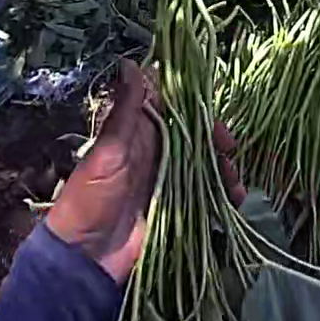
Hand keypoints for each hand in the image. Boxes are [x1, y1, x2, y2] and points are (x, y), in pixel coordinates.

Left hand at [46, 62, 246, 282]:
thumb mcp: (109, 149)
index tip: (214, 112)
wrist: (84, 259)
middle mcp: (158, 148)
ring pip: (205, 161)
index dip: (197, 103)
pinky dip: (223, 194)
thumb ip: (126, 108)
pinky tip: (235, 200)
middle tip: (230, 149)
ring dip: (224, 168)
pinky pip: (206, 192)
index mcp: (141, 129)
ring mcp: (169, 177)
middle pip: (196, 133)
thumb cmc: (91, 196)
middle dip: (217, 138)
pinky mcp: (177, 205)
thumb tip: (129, 60)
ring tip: (235, 183)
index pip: (176, 105)